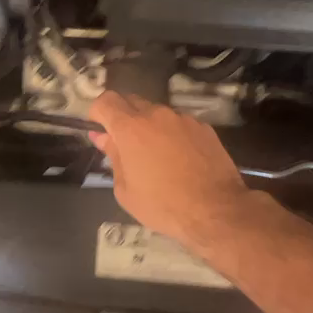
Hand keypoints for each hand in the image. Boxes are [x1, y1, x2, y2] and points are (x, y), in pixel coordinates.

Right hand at [88, 91, 253, 245]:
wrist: (215, 211)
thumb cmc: (162, 205)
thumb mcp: (125, 190)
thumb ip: (112, 156)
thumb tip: (102, 137)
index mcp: (131, 128)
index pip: (105, 101)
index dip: (98, 113)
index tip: (100, 131)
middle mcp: (156, 115)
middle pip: (131, 101)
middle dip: (123, 118)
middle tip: (126, 145)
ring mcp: (183, 119)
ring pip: (157, 113)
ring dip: (150, 127)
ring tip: (157, 156)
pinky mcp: (203, 127)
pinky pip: (179, 123)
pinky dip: (173, 134)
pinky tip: (181, 159)